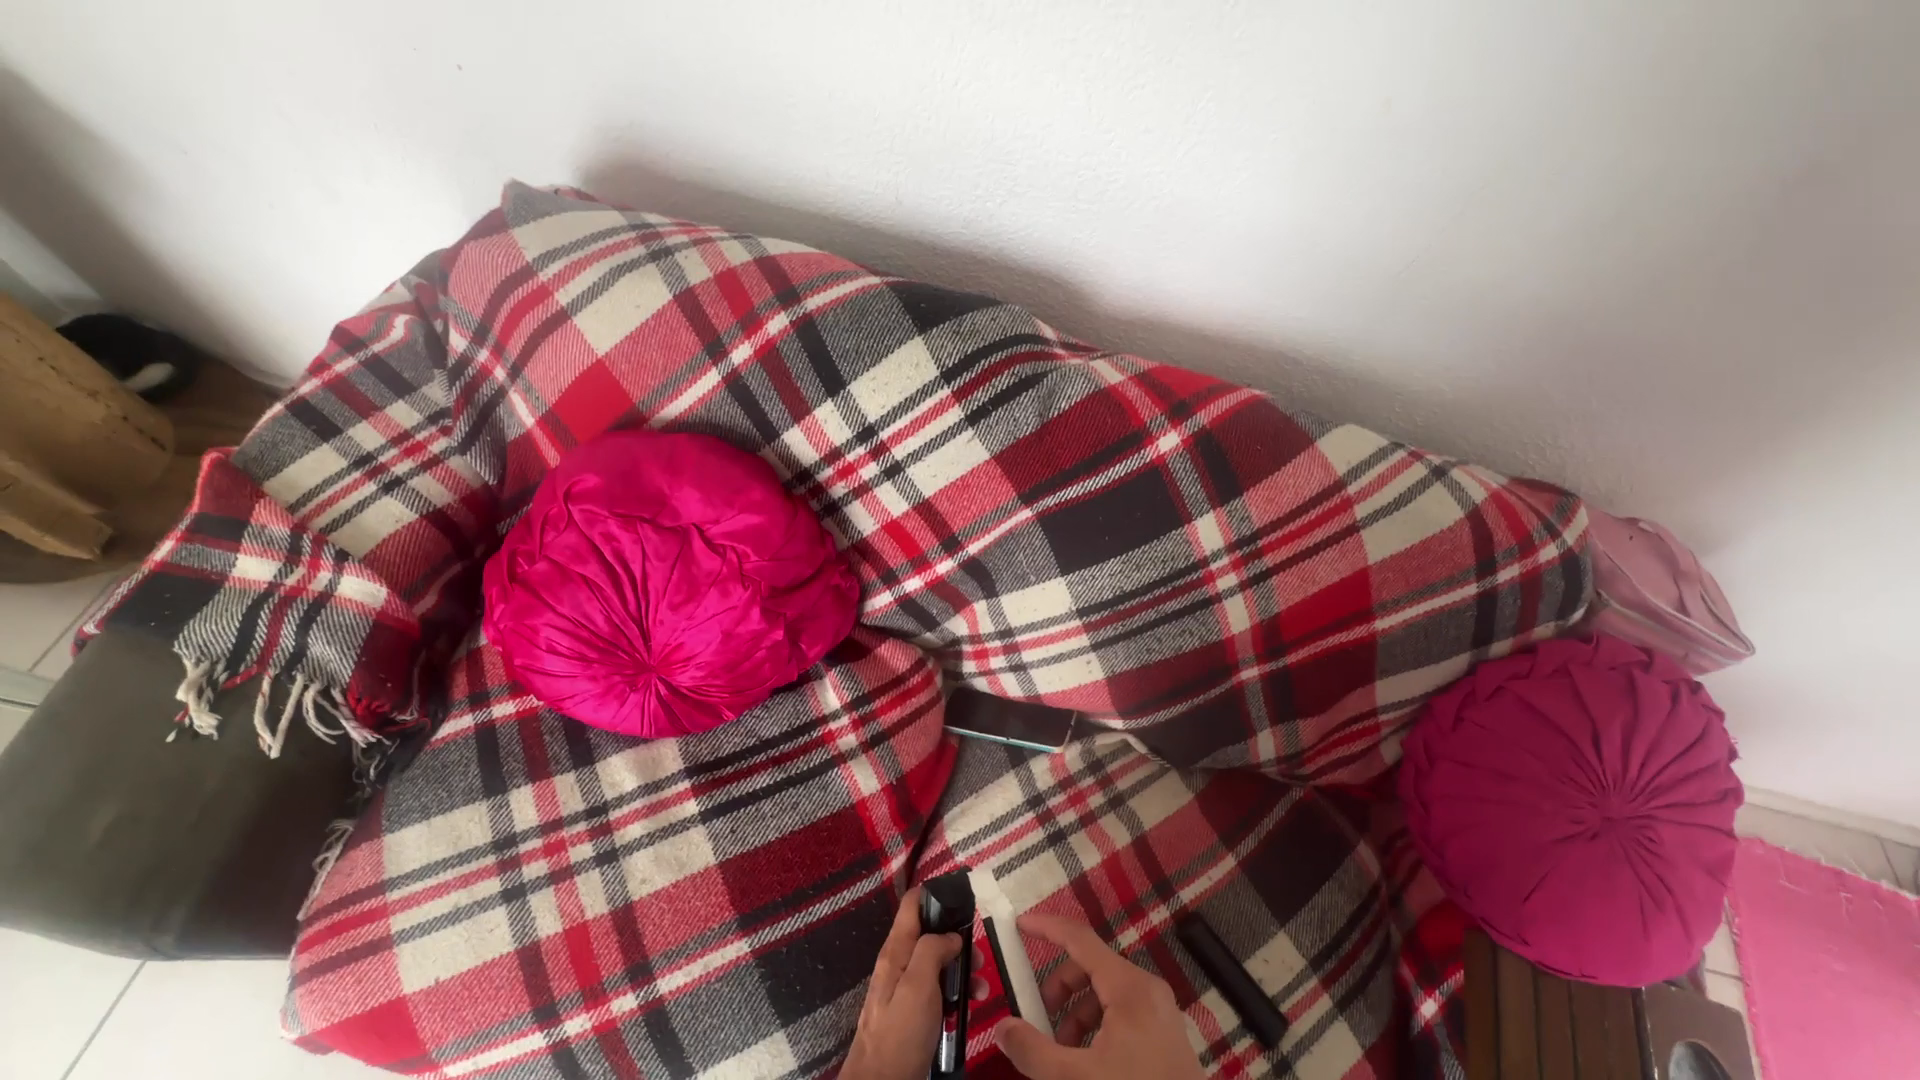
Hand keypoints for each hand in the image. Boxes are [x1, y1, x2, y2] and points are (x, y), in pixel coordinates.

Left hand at [842, 887, 990, 1079]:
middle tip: (979, 957)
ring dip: (962, 968)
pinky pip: (938, 988)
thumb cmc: (900, 1032)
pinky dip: (956, 991)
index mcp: (896, 949)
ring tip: (981, 988)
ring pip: (938, 962)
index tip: (964, 898)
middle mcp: (899, 962)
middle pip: (930, 933)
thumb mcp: (918, 985)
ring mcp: (905, 987)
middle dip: (958, 939)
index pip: (913, 903)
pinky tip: (970, 1005)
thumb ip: (932, 950)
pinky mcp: (914, 1011)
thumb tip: (951, 935)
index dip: (936, 893)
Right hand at [993, 915, 1203, 1079]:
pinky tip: (1084, 1062)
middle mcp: (1146, 989)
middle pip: (1089, 967)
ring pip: (1104, 993)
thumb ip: (1034, 1052)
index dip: (1047, 928)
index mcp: (1129, 987)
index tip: (1018, 927)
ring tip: (1059, 1051)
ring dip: (1074, 1014)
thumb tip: (1002, 1028)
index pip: (1079, 938)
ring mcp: (1159, 1011)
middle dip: (1057, 989)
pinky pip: (1120, 1013)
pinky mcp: (1164, 1035)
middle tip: (1035, 1019)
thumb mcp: (1078, 1079)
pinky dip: (1095, 1027)